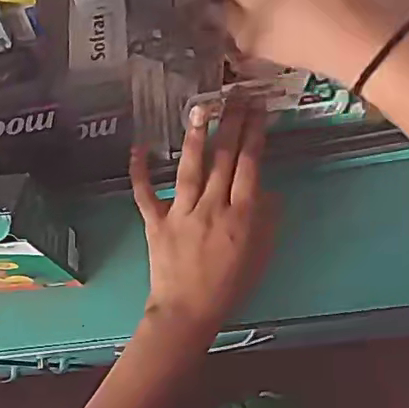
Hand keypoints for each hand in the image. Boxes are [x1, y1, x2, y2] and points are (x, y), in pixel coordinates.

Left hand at [130, 101, 277, 334]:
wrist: (188, 312)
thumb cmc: (229, 287)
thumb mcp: (259, 256)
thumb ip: (266, 222)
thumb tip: (269, 190)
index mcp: (242, 216)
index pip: (250, 166)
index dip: (255, 135)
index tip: (258, 109)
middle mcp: (212, 208)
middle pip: (224, 159)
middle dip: (232, 124)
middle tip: (236, 96)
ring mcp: (181, 213)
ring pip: (190, 168)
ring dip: (196, 137)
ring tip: (201, 108)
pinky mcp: (156, 222)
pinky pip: (145, 193)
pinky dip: (140, 171)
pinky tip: (139, 147)